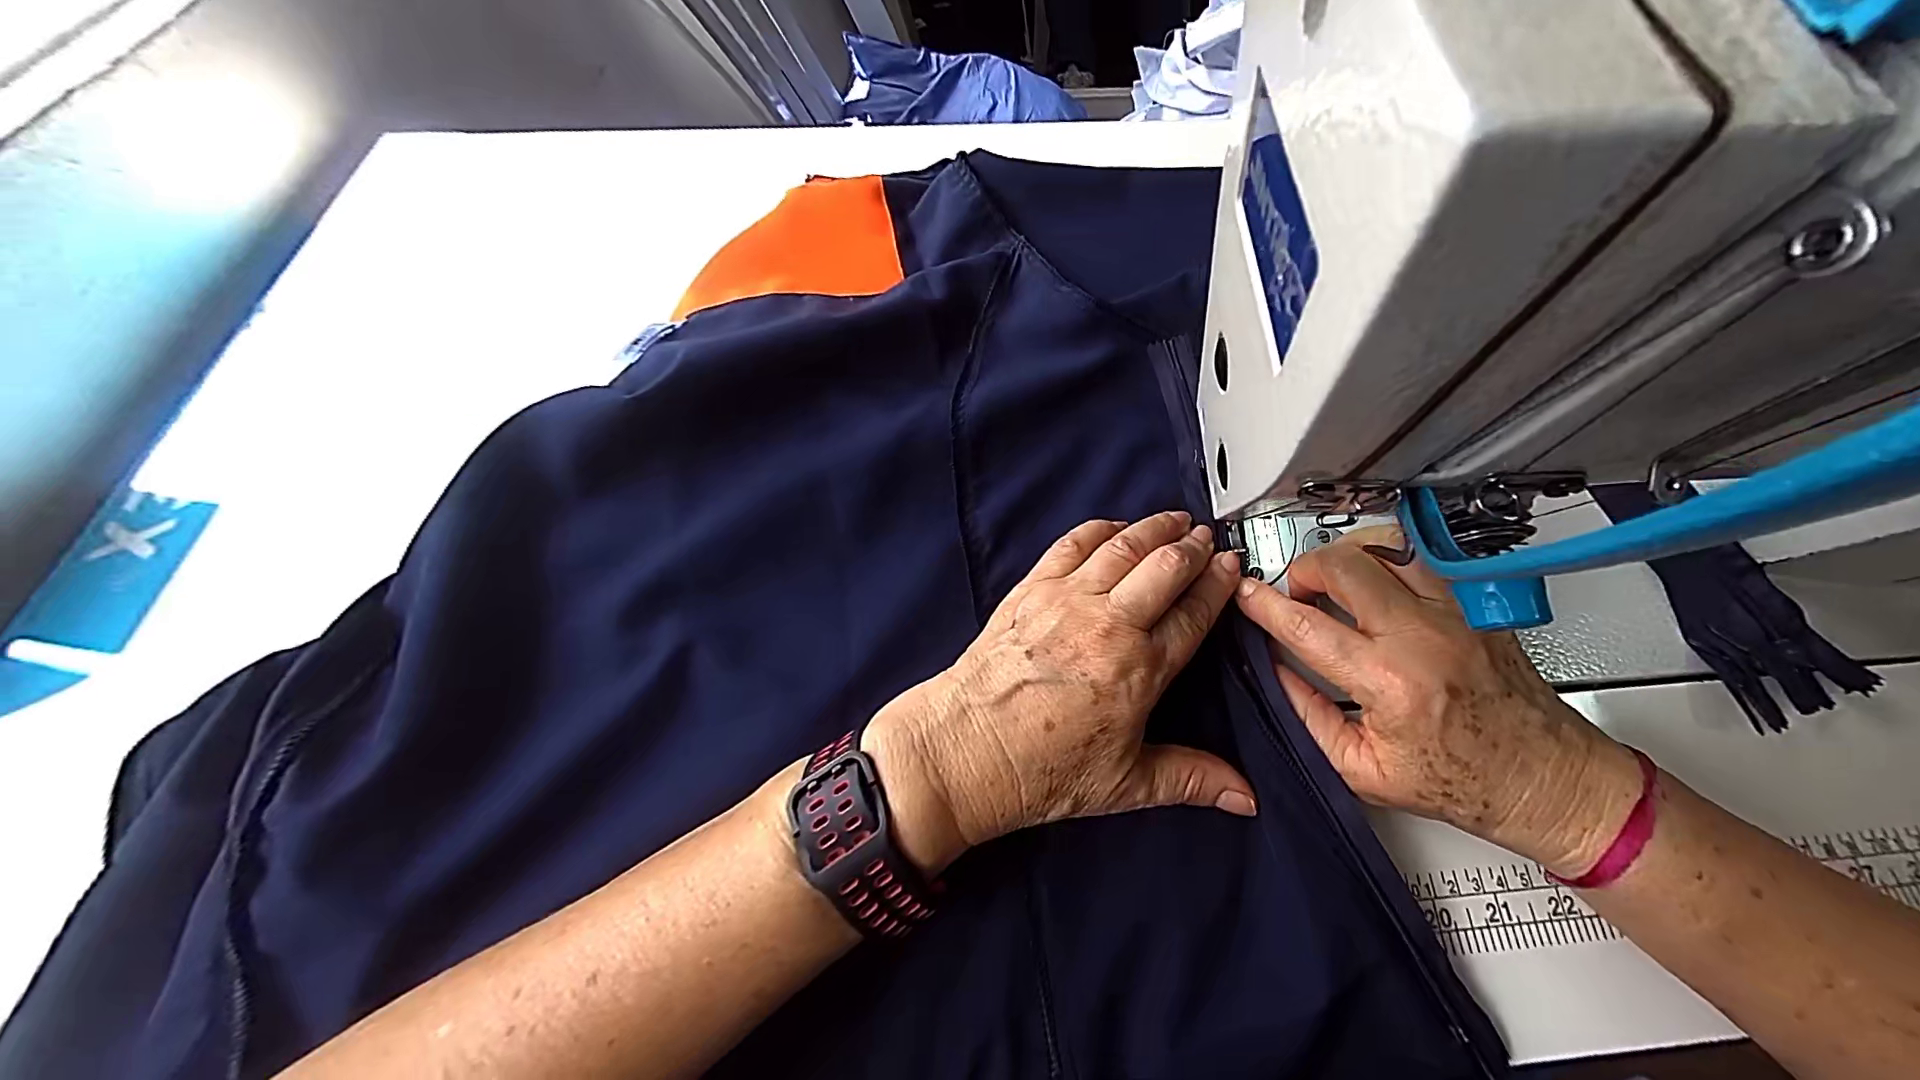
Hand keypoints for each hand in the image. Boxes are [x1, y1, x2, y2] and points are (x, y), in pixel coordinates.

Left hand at [862, 511, 1255, 874]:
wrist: (964, 749)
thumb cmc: (1036, 769)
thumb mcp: (1125, 784)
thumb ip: (1190, 779)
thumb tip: (1242, 797)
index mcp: (1139, 670)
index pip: (1193, 614)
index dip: (1218, 585)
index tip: (1230, 569)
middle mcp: (1106, 625)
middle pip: (1165, 567)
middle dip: (1194, 548)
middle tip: (1208, 540)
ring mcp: (1066, 602)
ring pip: (1122, 547)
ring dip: (1154, 528)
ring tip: (1174, 521)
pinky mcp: (1030, 591)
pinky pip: (1070, 545)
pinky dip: (1097, 529)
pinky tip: (1112, 527)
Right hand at [1233, 525, 1641, 877]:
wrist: (1549, 782)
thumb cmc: (1466, 782)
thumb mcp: (1361, 768)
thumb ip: (1306, 714)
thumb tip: (1274, 671)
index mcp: (1390, 684)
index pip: (1306, 625)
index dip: (1263, 605)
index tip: (1245, 594)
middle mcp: (1425, 638)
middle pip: (1343, 565)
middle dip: (1302, 570)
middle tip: (1296, 592)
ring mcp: (1455, 616)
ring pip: (1385, 546)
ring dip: (1345, 558)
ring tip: (1335, 584)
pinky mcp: (1474, 607)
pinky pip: (1419, 560)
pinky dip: (1385, 561)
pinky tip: (1374, 585)